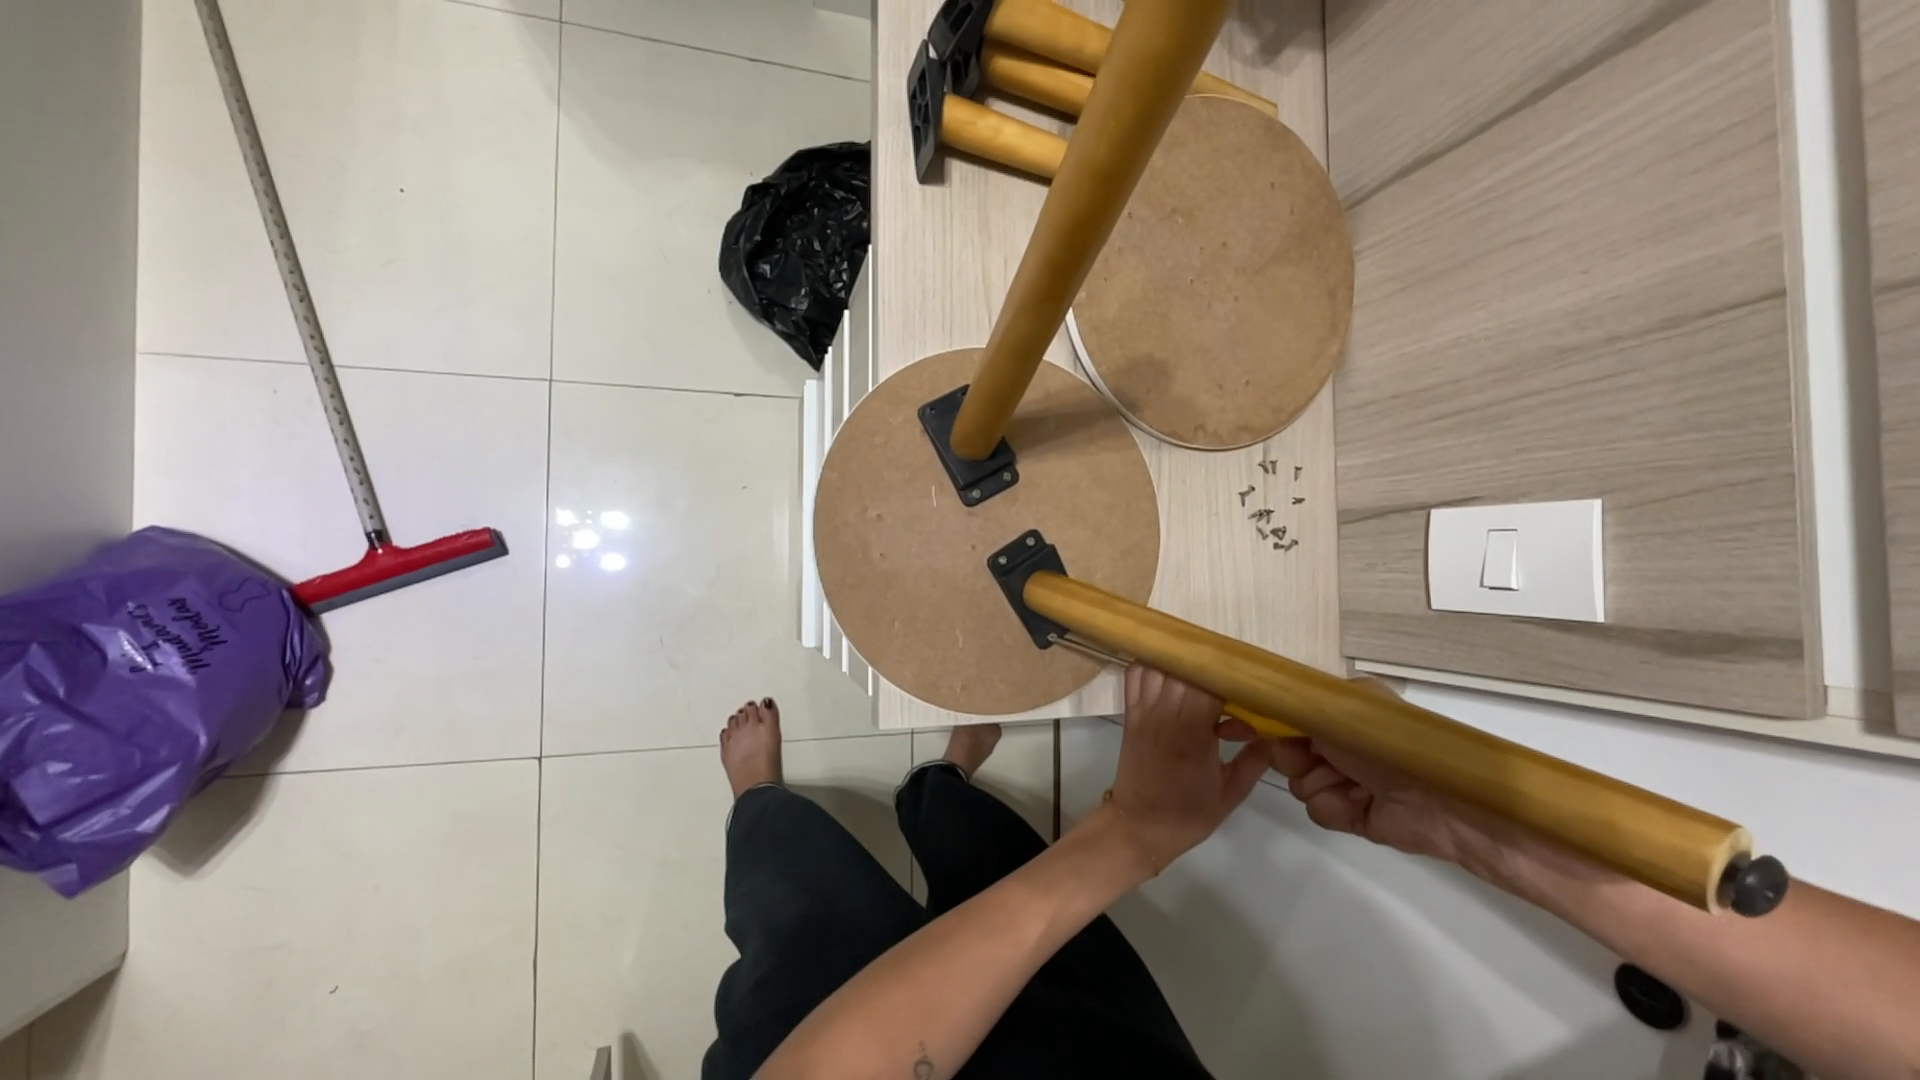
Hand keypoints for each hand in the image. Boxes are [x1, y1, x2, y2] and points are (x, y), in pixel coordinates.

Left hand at [1101, 665, 1269, 873]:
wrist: (1139, 826)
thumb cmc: (1187, 813)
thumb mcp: (1231, 792)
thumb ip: (1254, 760)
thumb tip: (1272, 732)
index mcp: (1191, 734)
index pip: (1209, 685)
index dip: (1229, 679)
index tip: (1246, 685)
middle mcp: (1164, 715)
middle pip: (1185, 669)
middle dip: (1210, 670)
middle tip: (1227, 684)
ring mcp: (1143, 711)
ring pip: (1159, 665)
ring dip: (1182, 665)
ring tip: (1201, 679)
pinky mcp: (1130, 713)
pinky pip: (1135, 675)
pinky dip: (1153, 667)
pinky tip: (1172, 677)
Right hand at [1248, 680, 1510, 873]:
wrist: (1442, 802)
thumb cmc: (1391, 745)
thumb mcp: (1342, 709)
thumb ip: (1297, 704)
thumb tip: (1256, 700)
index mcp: (1340, 711)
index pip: (1286, 712)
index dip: (1262, 719)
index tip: (1237, 726)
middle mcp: (1338, 742)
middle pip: (1284, 750)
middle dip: (1295, 757)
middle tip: (1319, 757)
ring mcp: (1344, 778)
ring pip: (1298, 783)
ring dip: (1322, 784)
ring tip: (1354, 784)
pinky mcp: (1351, 813)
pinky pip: (1318, 810)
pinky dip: (1336, 808)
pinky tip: (1361, 804)